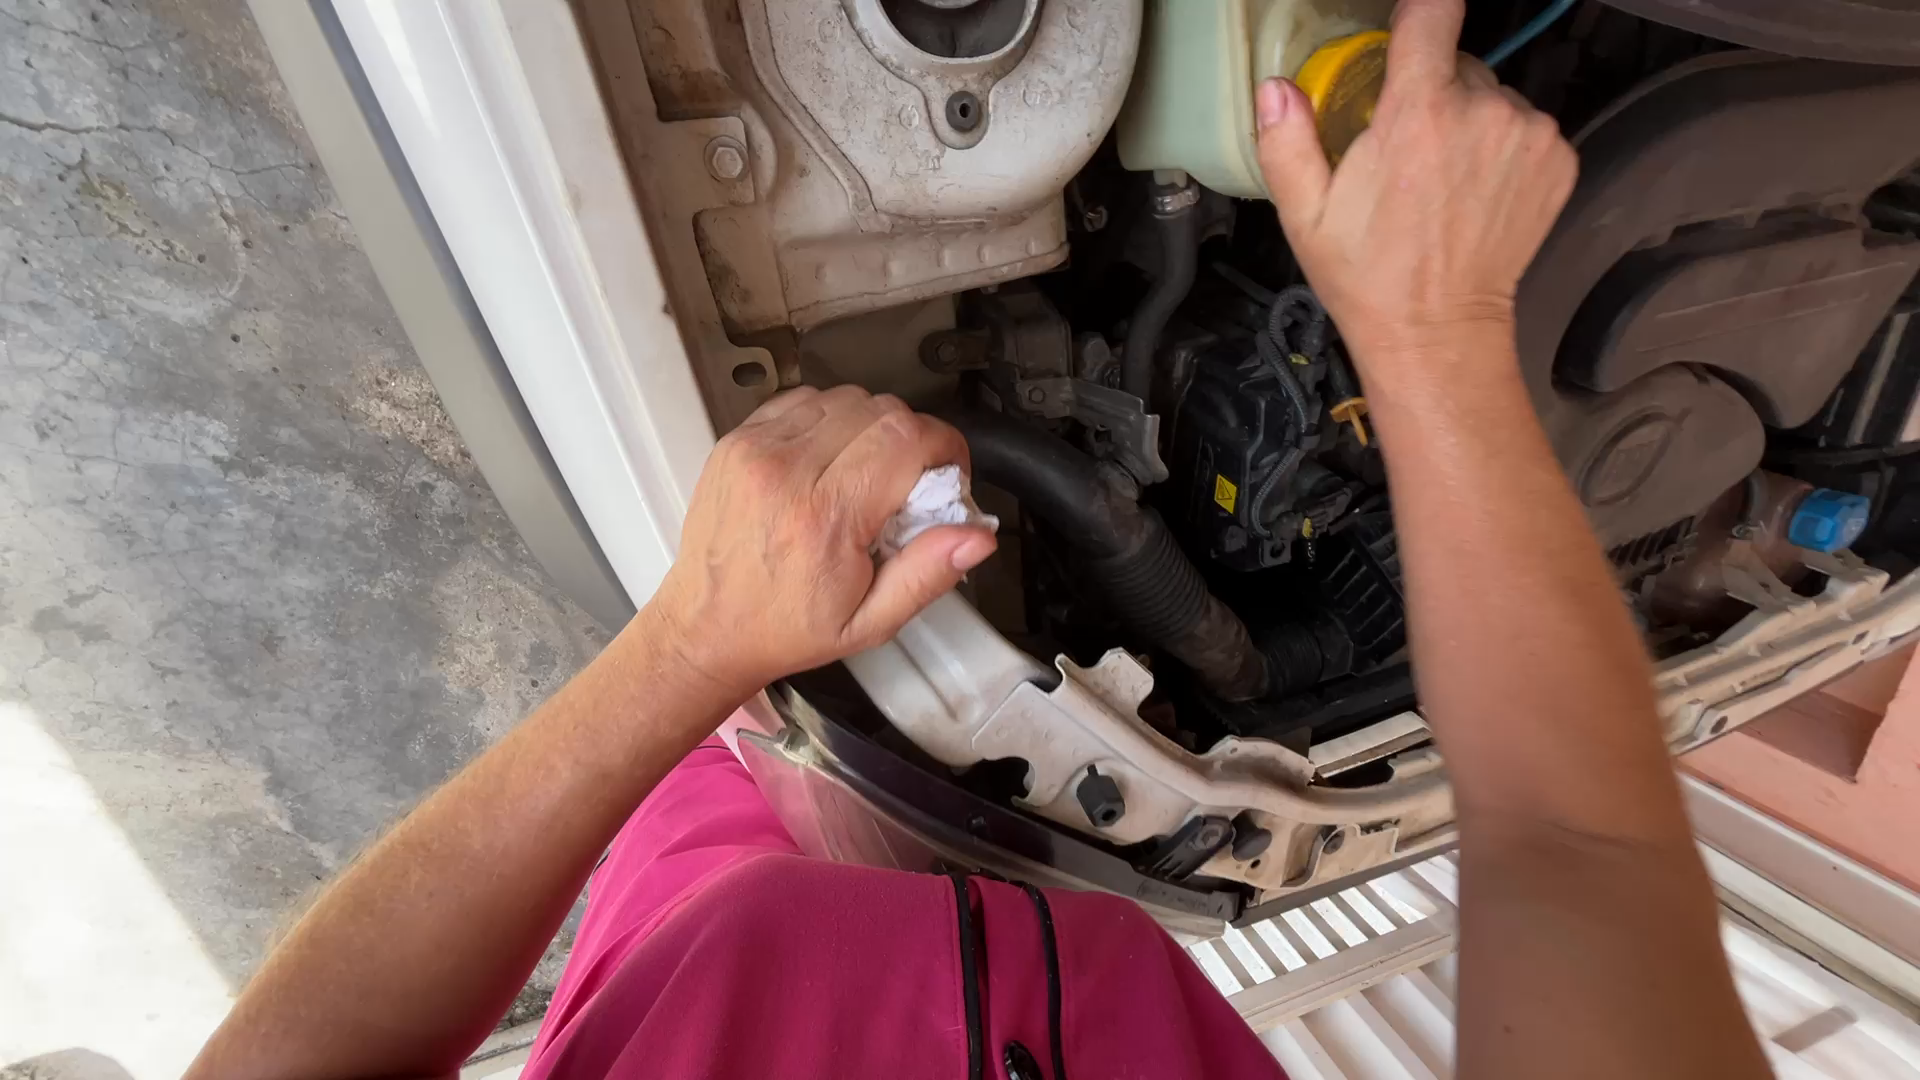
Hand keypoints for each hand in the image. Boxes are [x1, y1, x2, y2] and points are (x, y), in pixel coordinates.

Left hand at [646, 385, 997, 696]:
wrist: (707, 628)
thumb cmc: (787, 629)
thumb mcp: (871, 623)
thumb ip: (928, 575)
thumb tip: (977, 536)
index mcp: (826, 518)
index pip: (906, 438)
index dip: (945, 445)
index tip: (947, 472)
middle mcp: (787, 472)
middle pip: (881, 409)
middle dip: (913, 438)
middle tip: (910, 480)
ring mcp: (756, 450)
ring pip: (844, 396)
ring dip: (871, 426)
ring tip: (867, 471)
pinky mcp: (737, 441)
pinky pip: (803, 400)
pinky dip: (830, 419)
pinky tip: (830, 458)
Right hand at [1254, 0, 1575, 370]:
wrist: (1434, 330)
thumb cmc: (1364, 277)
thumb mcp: (1304, 219)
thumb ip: (1287, 144)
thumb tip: (1276, 89)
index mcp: (1416, 116)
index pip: (1432, 12)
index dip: (1415, 18)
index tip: (1400, 43)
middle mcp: (1484, 110)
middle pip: (1457, 64)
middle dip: (1428, 94)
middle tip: (1401, 155)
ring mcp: (1530, 133)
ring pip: (1492, 96)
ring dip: (1465, 122)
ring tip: (1437, 183)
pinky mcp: (1557, 158)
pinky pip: (1524, 127)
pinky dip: (1498, 148)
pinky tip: (1470, 195)